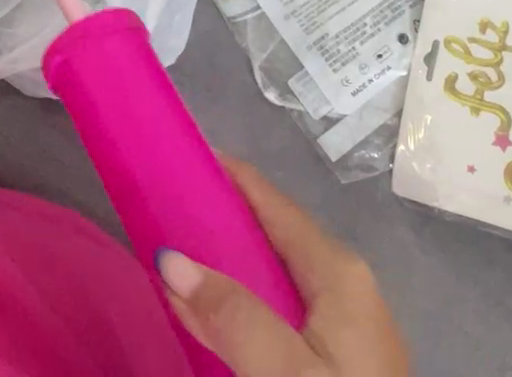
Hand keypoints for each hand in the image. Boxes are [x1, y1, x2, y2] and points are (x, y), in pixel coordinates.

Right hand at [157, 158, 409, 375]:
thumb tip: (169, 255)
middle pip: (273, 231)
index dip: (228, 175)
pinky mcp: (339, 355)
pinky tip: (219, 309)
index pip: (272, 202)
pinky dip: (245, 295)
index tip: (180, 155)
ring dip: (229, 258)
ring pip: (275, 270)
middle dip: (221, 215)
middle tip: (165, 206)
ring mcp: (346, 320)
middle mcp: (346, 283)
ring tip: (180, 250)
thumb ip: (228, 313)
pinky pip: (282, 304)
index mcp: (338, 270)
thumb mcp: (282, 370)